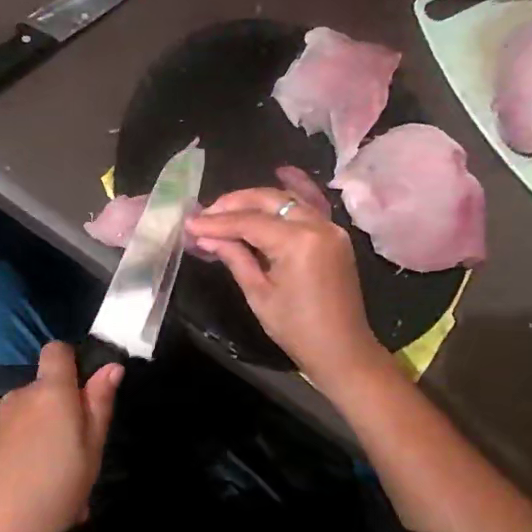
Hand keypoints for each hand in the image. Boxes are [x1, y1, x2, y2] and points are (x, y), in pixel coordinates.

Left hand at [0, 343, 122, 531]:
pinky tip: (29, 499)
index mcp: (50, 393)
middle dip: (63, 416)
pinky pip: (11, 442)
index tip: (88, 394)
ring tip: (57, 491)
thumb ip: (98, 407)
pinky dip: (22, 460)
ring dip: (44, 444)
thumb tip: (110, 366)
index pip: (57, 351)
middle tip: (80, 462)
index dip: (73, 362)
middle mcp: (18, 397)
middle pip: (45, 392)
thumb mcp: (89, 455)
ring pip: (29, 422)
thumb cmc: (48, 493)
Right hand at [187, 170, 391, 394]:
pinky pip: (306, 208)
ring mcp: (330, 228)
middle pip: (269, 201)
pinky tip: (275, 182)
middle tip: (204, 214)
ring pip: (287, 200)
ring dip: (255, 202)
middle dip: (233, 204)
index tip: (189, 223)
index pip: (249, 222)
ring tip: (224, 210)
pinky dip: (287, 198)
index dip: (216, 222)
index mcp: (299, 243)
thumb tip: (207, 238)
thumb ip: (235, 258)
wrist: (342, 349)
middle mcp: (318, 226)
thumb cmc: (295, 329)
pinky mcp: (334, 236)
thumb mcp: (258, 293)